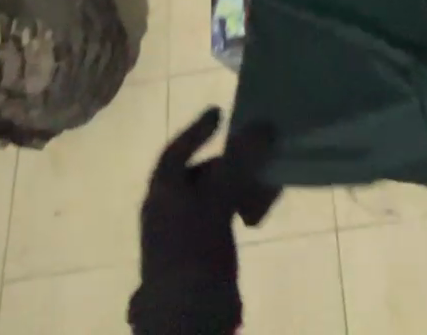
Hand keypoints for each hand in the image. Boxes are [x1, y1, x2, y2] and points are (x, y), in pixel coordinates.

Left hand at [127, 107, 279, 334]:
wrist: (188, 322)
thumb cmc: (195, 253)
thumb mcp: (218, 202)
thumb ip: (240, 162)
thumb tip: (264, 126)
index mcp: (161, 193)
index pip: (176, 150)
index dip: (198, 130)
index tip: (220, 113)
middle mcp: (167, 209)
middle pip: (200, 172)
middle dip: (230, 161)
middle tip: (257, 153)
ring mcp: (182, 234)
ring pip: (214, 194)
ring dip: (240, 185)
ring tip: (264, 187)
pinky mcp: (200, 254)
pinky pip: (221, 216)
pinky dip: (239, 207)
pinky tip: (258, 212)